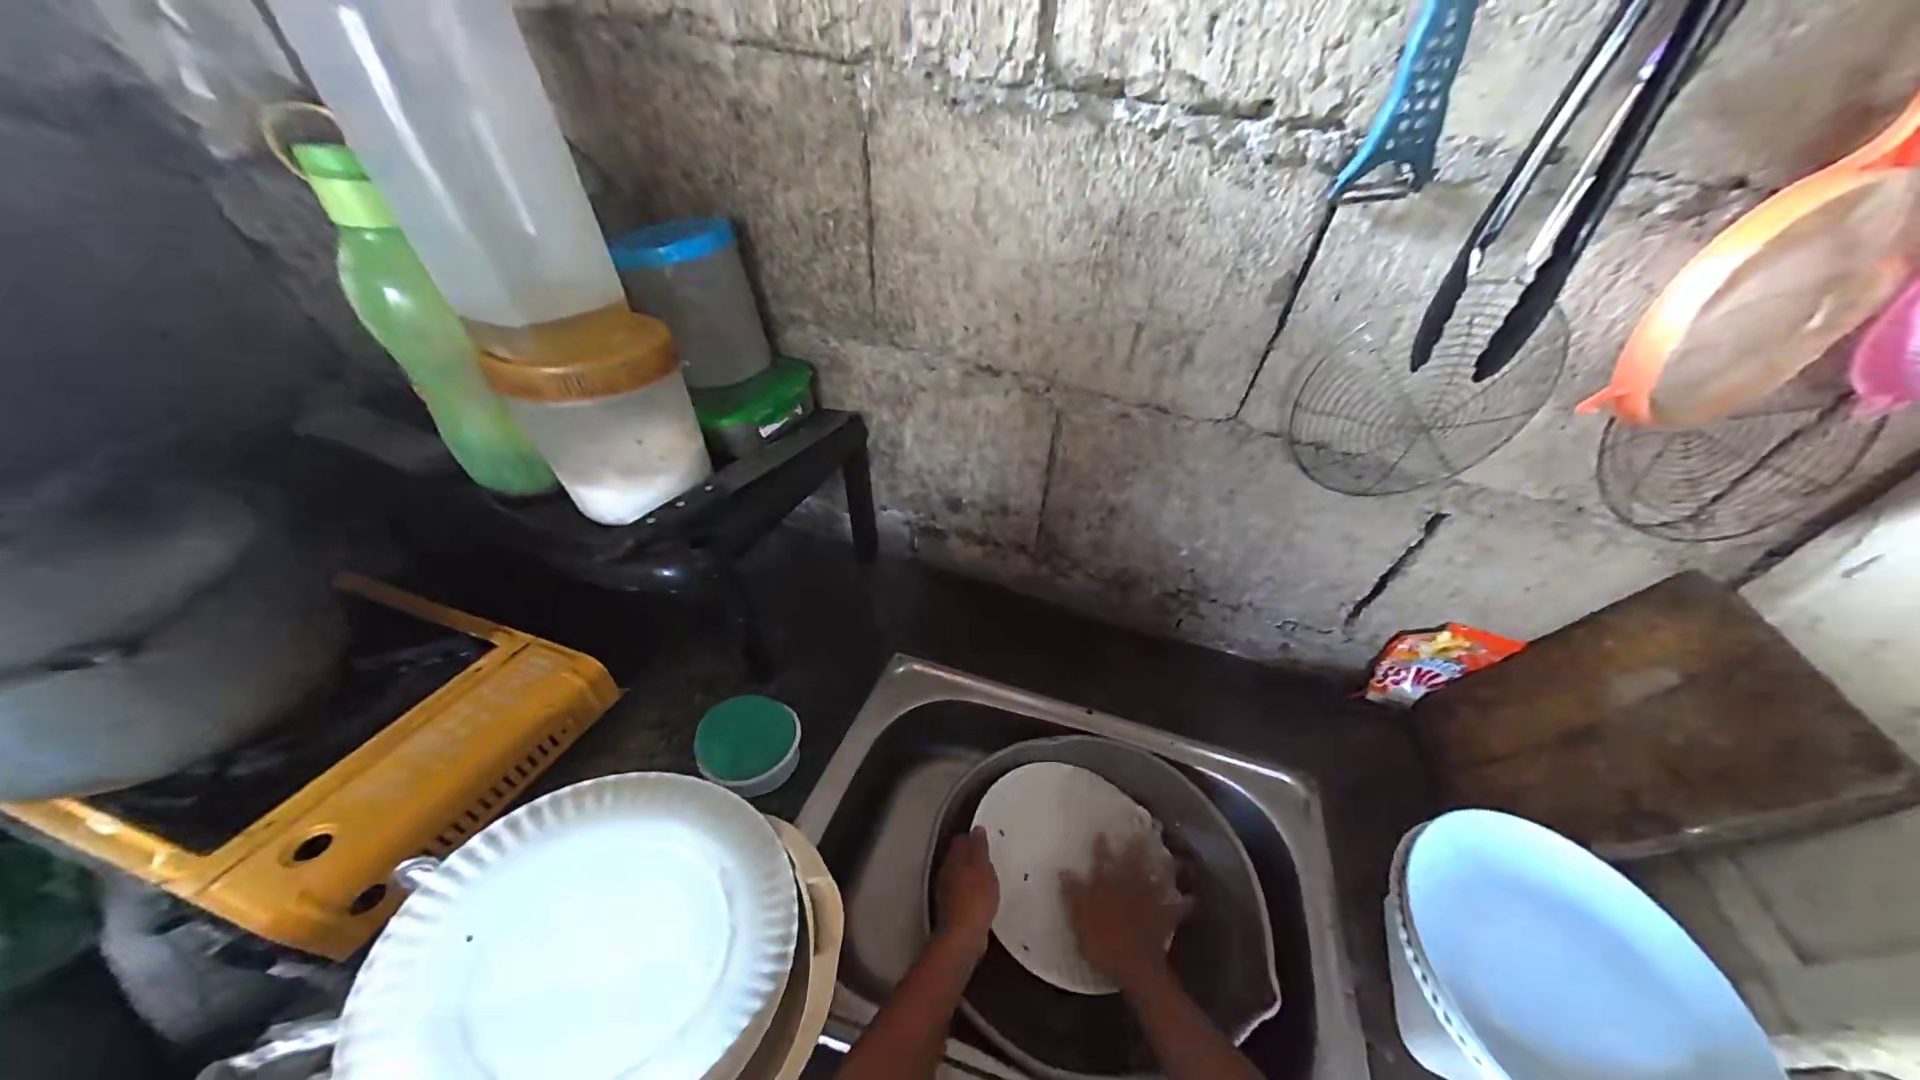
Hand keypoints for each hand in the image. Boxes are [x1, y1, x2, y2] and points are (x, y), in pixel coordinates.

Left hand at [936, 826, 998, 951]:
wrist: (962, 936)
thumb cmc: (976, 898)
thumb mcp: (983, 868)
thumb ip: (979, 848)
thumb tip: (977, 829)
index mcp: (953, 859)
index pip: (960, 840)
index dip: (973, 837)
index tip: (987, 838)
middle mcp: (946, 872)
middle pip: (959, 856)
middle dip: (972, 855)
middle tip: (990, 855)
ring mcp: (947, 891)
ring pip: (960, 874)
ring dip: (972, 873)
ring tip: (989, 875)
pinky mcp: (952, 908)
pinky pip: (963, 891)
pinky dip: (972, 889)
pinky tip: (983, 895)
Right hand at [1062, 833, 1183, 991]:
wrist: (1135, 967)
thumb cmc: (1102, 945)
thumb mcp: (1079, 920)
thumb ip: (1072, 894)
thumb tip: (1064, 870)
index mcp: (1106, 887)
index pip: (1102, 861)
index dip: (1101, 846)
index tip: (1102, 831)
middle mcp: (1129, 888)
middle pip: (1133, 863)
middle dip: (1137, 846)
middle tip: (1143, 831)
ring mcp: (1149, 902)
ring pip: (1157, 879)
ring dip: (1164, 868)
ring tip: (1172, 856)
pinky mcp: (1163, 919)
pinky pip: (1176, 908)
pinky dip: (1184, 903)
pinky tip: (1191, 898)